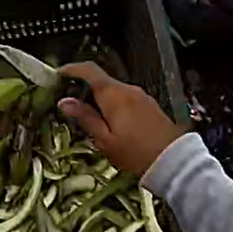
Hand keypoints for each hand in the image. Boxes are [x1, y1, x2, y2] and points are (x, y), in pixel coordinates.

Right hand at [57, 62, 183, 177]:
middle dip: (83, 87)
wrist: (175, 162)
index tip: (58, 75)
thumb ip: (85, 118)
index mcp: (113, 94)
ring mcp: (140, 95)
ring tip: (88, 116)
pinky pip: (124, 97)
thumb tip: (63, 102)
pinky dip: (112, 103)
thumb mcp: (105, 140)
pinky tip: (109, 121)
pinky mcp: (148, 104)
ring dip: (98, 97)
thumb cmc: (135, 153)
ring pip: (113, 89)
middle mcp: (127, 89)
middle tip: (69, 102)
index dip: (71, 69)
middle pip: (100, 80)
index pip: (89, 70)